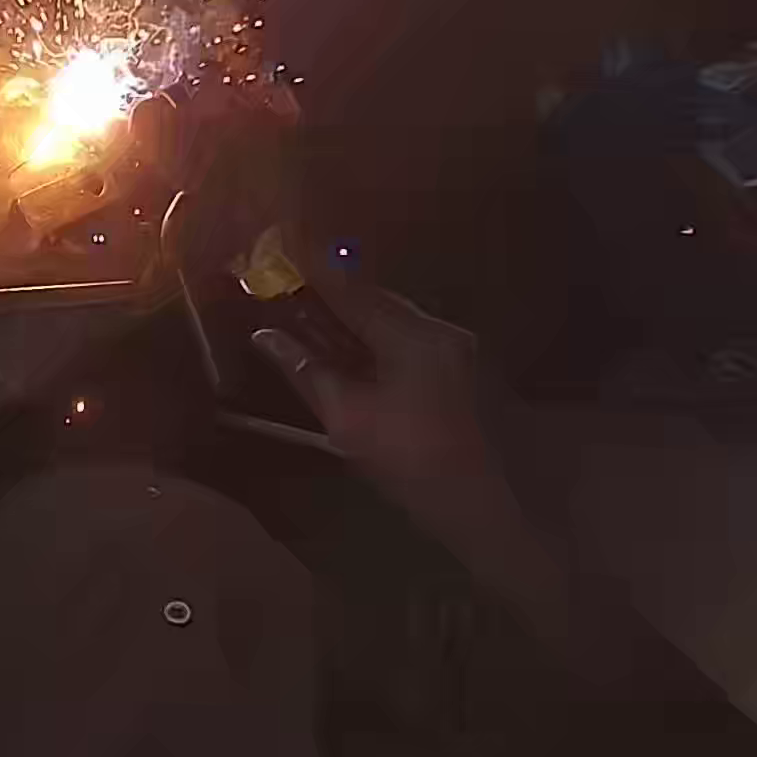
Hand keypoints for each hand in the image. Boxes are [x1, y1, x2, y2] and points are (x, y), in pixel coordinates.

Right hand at [253, 282, 486, 490]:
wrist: (492, 512)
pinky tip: (337, 341)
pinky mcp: (456, 367)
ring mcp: (453, 349)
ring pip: (385, 318)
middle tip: (283, 281)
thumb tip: (264, 336)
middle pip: (370, 299)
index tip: (281, 244)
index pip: (351, 290)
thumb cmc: (411, 462)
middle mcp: (438, 332)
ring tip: (299, 308)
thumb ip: (304, 369)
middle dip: (324, 291)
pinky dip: (364, 335)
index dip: (312, 267)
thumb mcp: (346, 417)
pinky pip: (399, 337)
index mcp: (413, 339)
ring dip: (342, 314)